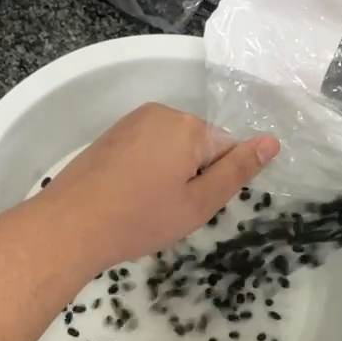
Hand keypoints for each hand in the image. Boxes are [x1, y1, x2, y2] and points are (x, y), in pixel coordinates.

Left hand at [33, 103, 279, 272]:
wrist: (70, 226)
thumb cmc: (139, 219)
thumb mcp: (198, 203)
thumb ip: (237, 171)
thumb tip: (271, 141)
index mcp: (187, 125)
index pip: (226, 148)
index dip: (214, 182)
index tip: (190, 206)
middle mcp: (159, 114)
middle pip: (197, 146)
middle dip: (190, 177)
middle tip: (167, 212)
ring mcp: (129, 124)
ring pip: (169, 151)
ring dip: (166, 178)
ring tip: (144, 209)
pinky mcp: (108, 139)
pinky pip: (143, 153)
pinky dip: (143, 175)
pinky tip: (126, 201)